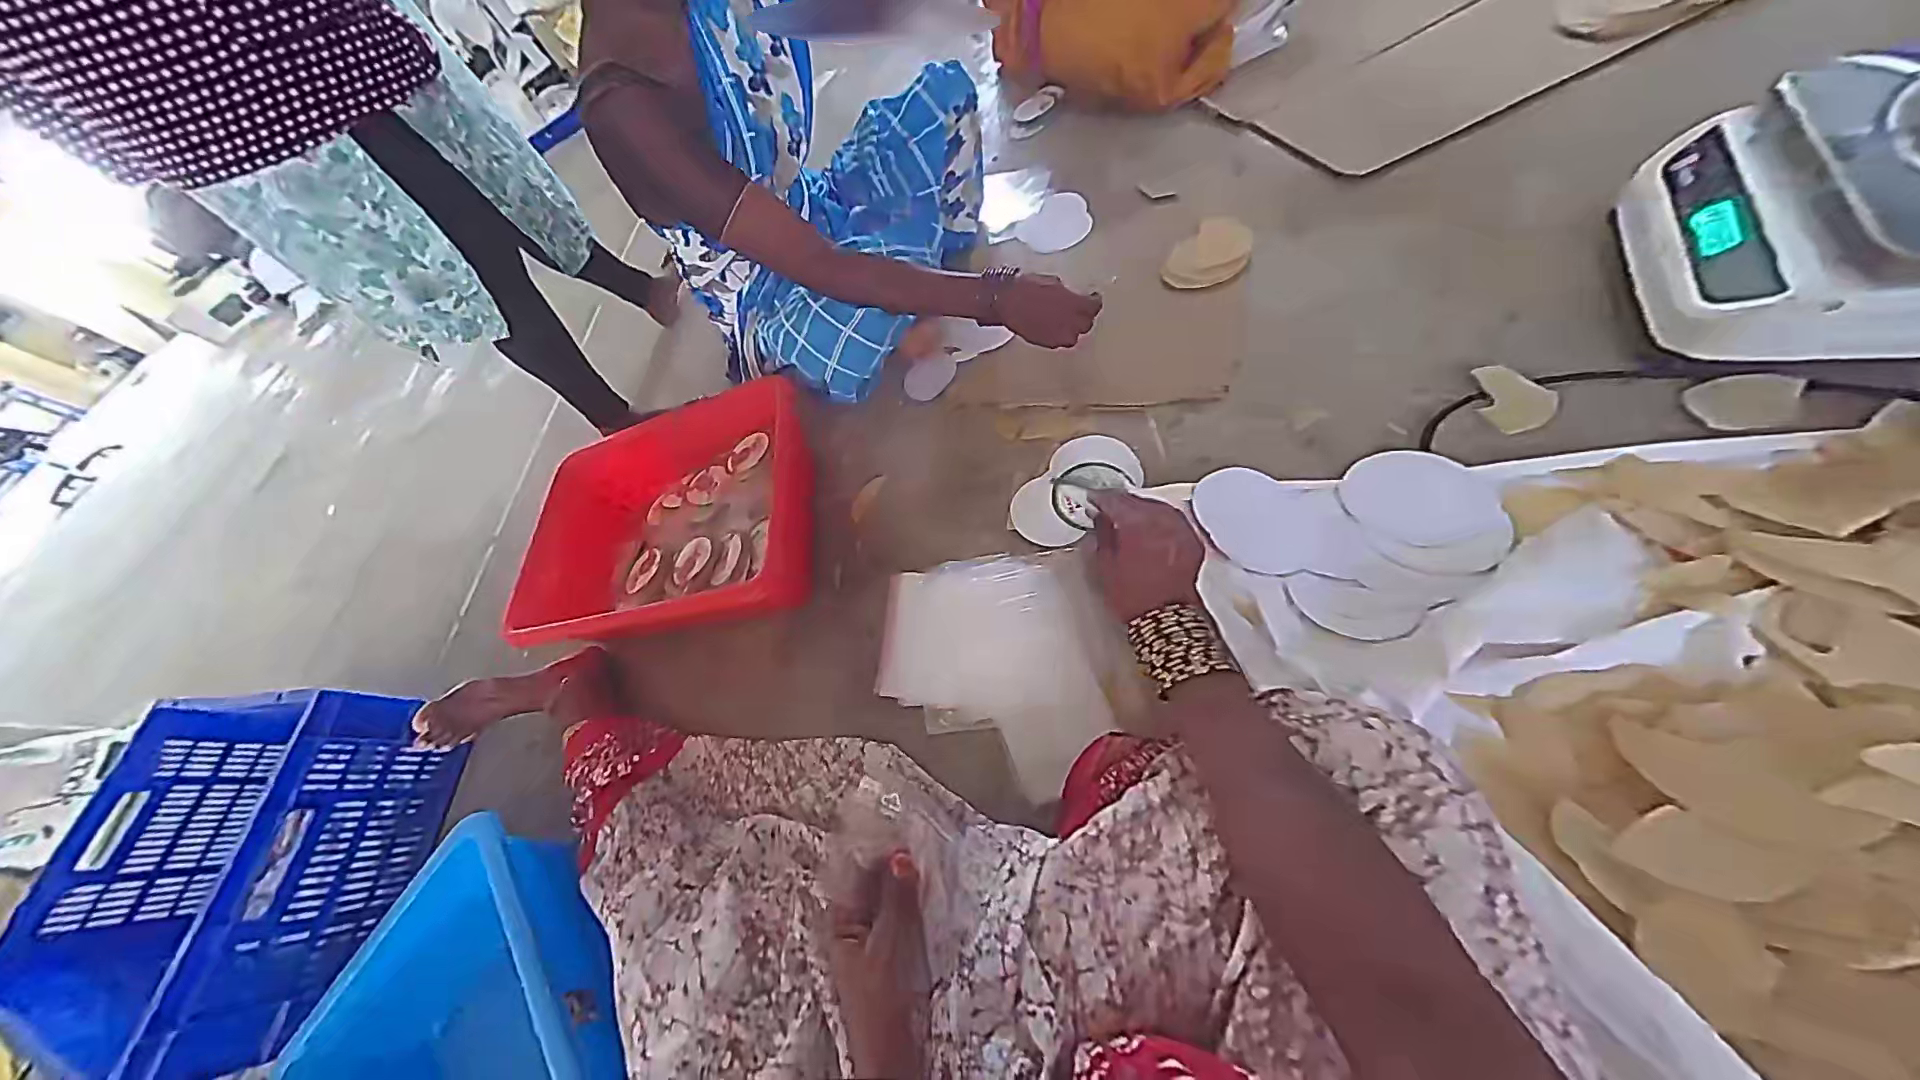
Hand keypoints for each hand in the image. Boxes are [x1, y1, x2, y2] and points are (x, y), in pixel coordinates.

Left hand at [825, 851, 927, 1078]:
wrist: (893, 1056)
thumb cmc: (880, 1005)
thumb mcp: (888, 946)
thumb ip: (896, 900)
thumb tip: (901, 857)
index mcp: (840, 920)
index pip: (856, 872)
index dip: (878, 849)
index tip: (902, 829)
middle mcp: (853, 924)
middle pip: (873, 881)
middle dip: (894, 861)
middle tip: (919, 836)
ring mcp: (873, 936)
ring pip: (889, 895)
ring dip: (905, 878)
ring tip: (924, 856)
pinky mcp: (892, 948)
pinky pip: (901, 911)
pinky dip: (913, 897)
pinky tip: (927, 887)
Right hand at [995, 273, 1100, 348]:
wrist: (1007, 301)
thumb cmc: (1027, 287)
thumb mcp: (1054, 282)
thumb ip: (1067, 294)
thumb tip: (1070, 297)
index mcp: (1075, 304)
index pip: (1094, 306)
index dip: (1094, 301)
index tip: (1093, 297)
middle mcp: (1070, 323)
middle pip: (1087, 323)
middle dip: (1086, 316)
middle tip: (1082, 310)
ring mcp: (1058, 335)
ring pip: (1074, 336)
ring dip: (1074, 329)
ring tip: (1070, 321)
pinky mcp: (1047, 343)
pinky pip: (1060, 341)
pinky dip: (1061, 334)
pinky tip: (1056, 328)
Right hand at [1089, 490, 1205, 622]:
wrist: (1165, 619)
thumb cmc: (1133, 597)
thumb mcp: (1106, 565)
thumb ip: (1103, 534)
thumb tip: (1100, 517)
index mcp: (1136, 524)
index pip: (1115, 500)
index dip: (1101, 498)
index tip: (1093, 500)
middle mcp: (1161, 521)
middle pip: (1138, 500)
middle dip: (1121, 501)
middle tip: (1107, 506)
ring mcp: (1180, 529)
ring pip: (1157, 506)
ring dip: (1141, 507)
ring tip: (1127, 515)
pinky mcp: (1191, 541)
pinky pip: (1173, 519)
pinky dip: (1159, 518)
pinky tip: (1150, 525)